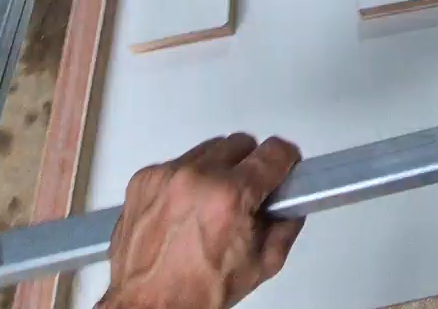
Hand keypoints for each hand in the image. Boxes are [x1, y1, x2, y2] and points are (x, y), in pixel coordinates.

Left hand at [100, 134, 304, 308]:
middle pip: (243, 143)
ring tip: (210, 203)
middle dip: (250, 166)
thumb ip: (287, 226)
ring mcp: (168, 175)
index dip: (285, 161)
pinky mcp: (145, 178)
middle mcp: (198, 178)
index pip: (275, 151)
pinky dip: (187, 179)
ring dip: (218, 169)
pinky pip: (180, 162)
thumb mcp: (261, 267)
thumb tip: (293, 199)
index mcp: (230, 196)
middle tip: (244, 195)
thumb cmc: (195, 294)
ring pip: (211, 149)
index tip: (283, 168)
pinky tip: (184, 208)